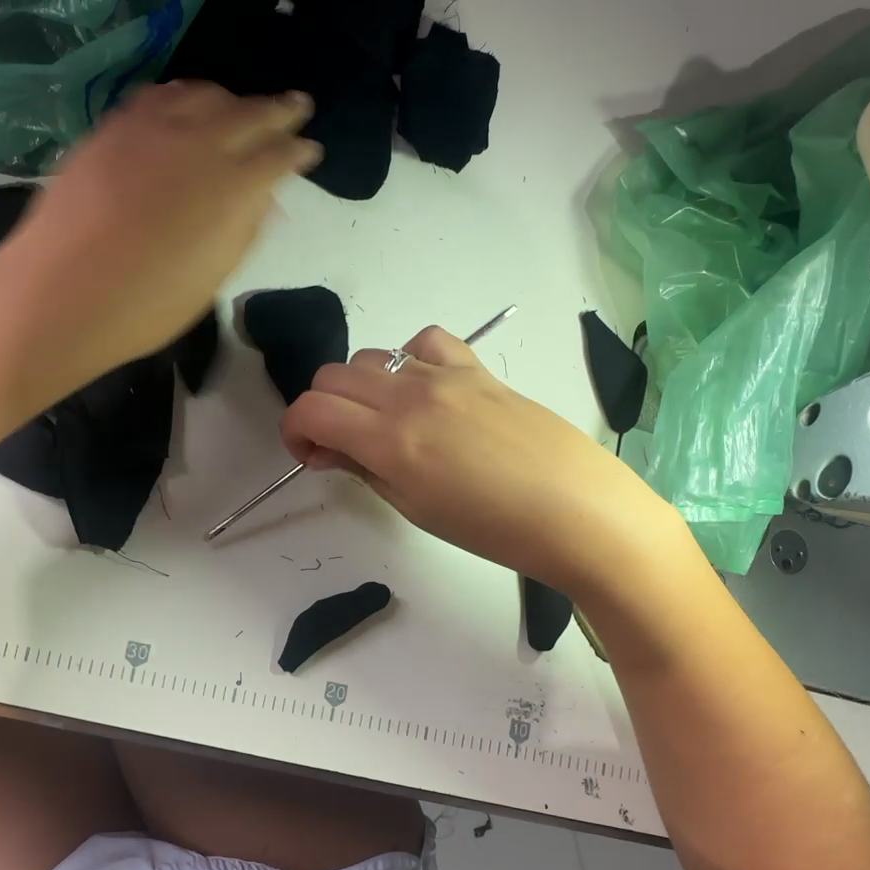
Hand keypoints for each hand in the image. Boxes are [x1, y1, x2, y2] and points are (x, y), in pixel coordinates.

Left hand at [0, 81, 320, 380]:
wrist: (60, 295)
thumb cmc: (143, 307)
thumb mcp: (210, 281)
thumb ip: (243, 232)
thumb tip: (264, 201)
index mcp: (232, 187)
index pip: (279, 156)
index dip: (298, 151)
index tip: (309, 151)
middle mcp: (198, 144)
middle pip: (249, 113)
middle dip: (278, 109)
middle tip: (297, 105)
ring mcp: (151, 129)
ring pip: (203, 94)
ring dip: (230, 99)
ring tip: (239, 107)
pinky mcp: (112, 128)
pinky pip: (158, 97)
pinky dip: (182, 97)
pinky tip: (182, 107)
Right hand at [281, 327, 689, 597]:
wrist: (576, 509)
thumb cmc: (492, 527)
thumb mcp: (414, 508)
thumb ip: (365, 469)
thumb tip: (331, 450)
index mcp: (390, 439)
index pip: (310, 409)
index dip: (294, 431)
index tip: (310, 456)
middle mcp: (410, 395)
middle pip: (333, 376)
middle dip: (321, 409)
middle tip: (340, 446)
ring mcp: (446, 375)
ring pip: (372, 357)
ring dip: (359, 387)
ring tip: (382, 421)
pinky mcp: (476, 369)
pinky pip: (424, 342)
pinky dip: (407, 360)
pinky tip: (422, 389)